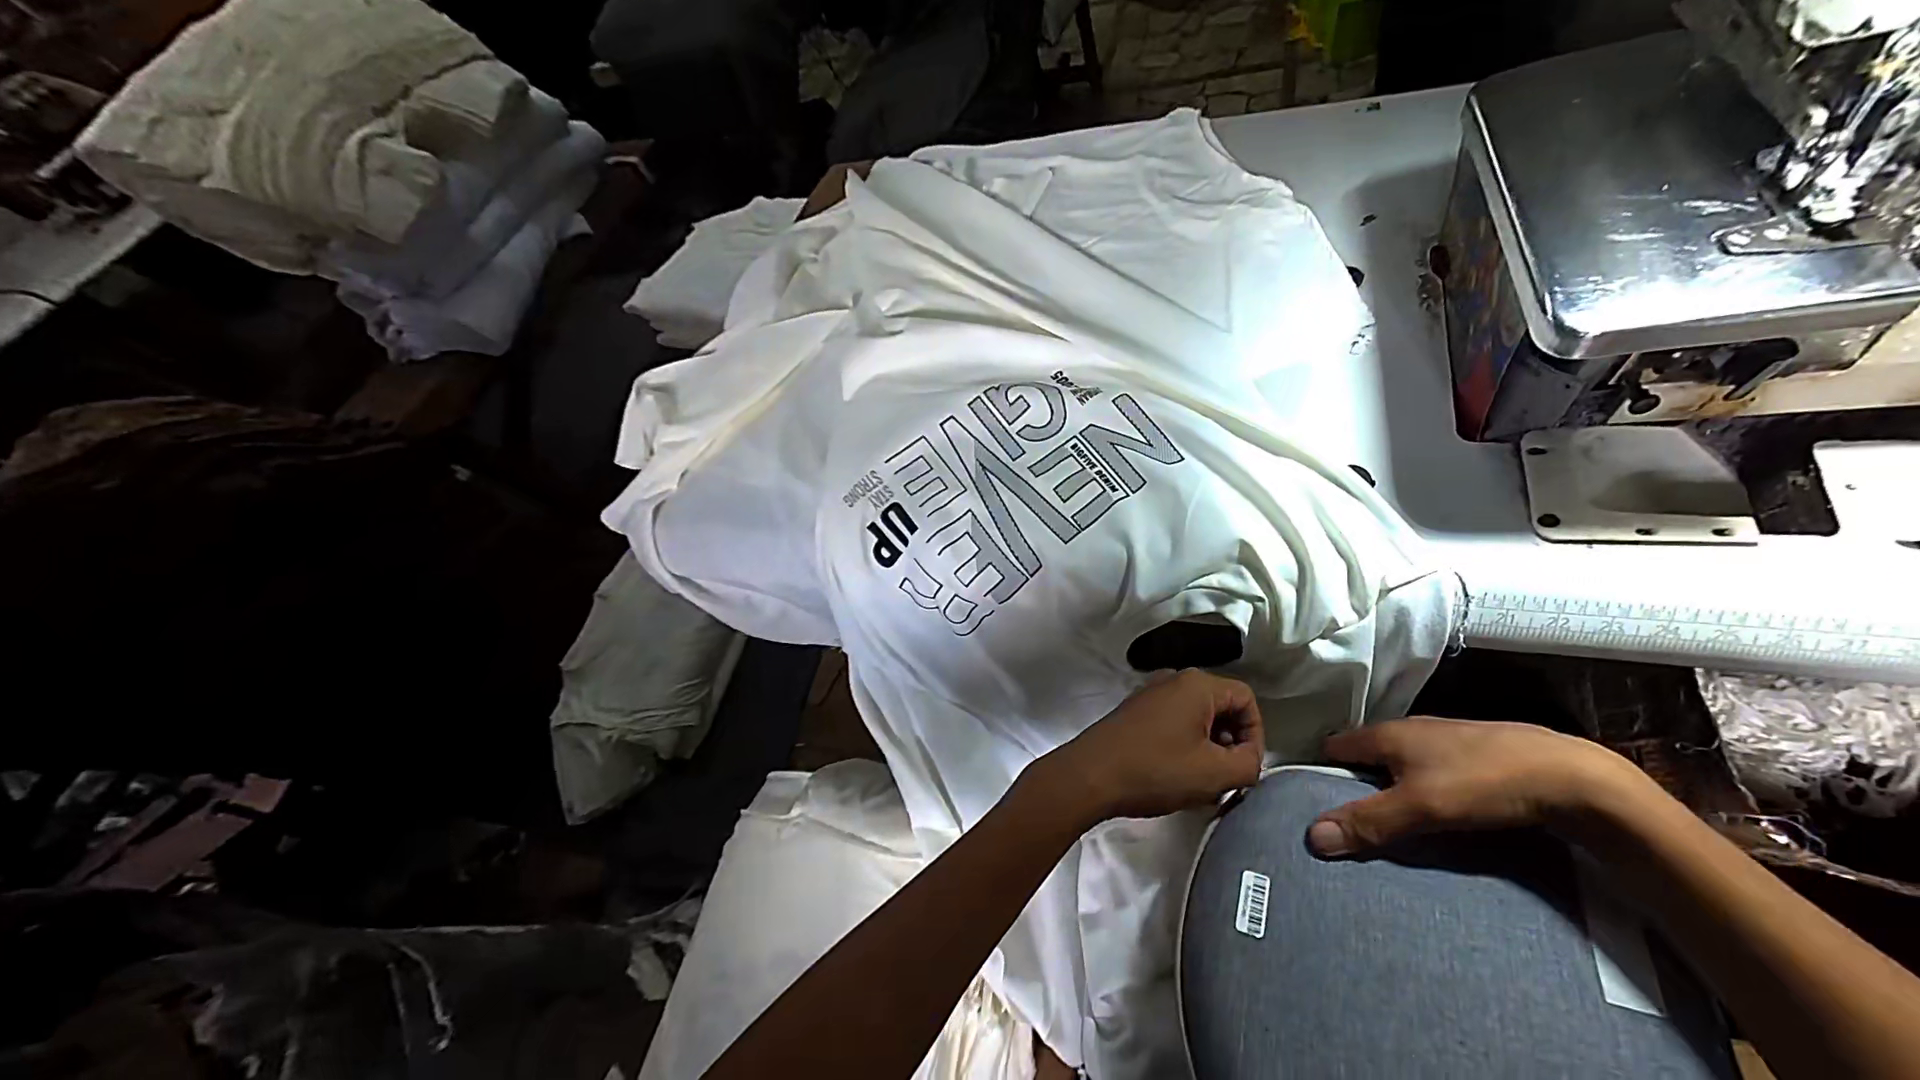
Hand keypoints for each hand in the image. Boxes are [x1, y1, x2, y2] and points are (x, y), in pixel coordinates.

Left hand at [1023, 669, 1264, 827]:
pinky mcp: (1135, 714)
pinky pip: (1174, 725)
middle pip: (1222, 708)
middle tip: (1226, 778)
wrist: (1090, 776)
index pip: (1246, 699)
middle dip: (1231, 744)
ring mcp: (1150, 696)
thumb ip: (1249, 765)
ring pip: (1198, 720)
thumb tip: (1249, 760)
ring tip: (1202, 783)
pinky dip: (1185, 748)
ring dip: (1208, 750)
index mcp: (1196, 685)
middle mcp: (1173, 680)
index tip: (1246, 767)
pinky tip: (1177, 778)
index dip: (1255, 735)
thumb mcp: (1214, 773)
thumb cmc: (1155, 770)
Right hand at [1306, 717, 1653, 857]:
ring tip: (1394, 820)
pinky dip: (1425, 786)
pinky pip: (1433, 768)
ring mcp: (1446, 738)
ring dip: (1393, 786)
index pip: (1334, 747)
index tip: (1315, 801)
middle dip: (1357, 782)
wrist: (1575, 777)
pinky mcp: (1478, 752)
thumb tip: (1311, 836)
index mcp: (1387, 734)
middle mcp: (1411, 729)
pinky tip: (1440, 810)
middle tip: (1353, 819)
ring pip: (1402, 762)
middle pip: (1367, 755)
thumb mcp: (1420, 807)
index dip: (1321, 770)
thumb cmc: (1484, 783)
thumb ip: (1367, 822)